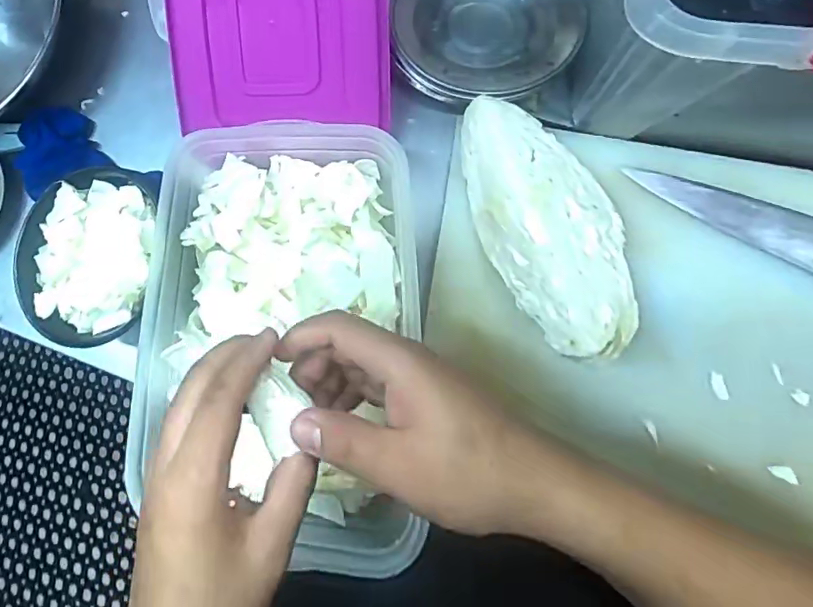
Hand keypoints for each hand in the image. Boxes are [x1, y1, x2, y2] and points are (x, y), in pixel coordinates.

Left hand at [131, 331, 315, 606]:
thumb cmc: (220, 597)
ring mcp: (154, 468)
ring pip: (179, 400)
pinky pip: (176, 418)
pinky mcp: (154, 479)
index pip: (220, 398)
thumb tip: (306, 438)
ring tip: (245, 357)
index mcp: (193, 475)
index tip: (270, 337)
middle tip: (259, 337)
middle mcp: (165, 460)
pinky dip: (201, 394)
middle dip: (224, 353)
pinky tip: (224, 400)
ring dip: (210, 371)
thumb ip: (291, 490)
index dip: (245, 361)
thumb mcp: (268, 551)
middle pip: (192, 388)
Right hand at [277, 311, 582, 537]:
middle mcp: (404, 357)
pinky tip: (344, 424)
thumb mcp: (399, 465)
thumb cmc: (469, 472)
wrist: (541, 487)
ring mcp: (416, 375)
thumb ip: (342, 441)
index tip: (271, 362)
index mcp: (396, 359)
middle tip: (289, 399)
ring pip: (359, 361)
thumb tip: (292, 421)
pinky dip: (351, 395)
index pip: (337, 326)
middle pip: (345, 340)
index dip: (299, 336)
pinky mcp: (425, 394)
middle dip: (311, 362)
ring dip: (330, 381)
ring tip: (312, 416)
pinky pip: (376, 382)